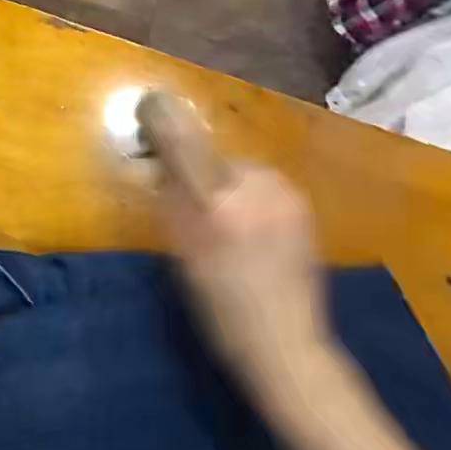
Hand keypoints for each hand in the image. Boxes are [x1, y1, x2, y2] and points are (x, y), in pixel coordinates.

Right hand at [136, 93, 329, 373]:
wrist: (288, 345)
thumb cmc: (220, 308)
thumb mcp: (182, 254)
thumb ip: (168, 199)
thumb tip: (151, 160)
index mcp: (217, 202)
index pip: (183, 140)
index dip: (162, 117)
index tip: (149, 104)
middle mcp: (254, 186)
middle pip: (211, 153)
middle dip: (195, 166)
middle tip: (188, 198)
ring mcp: (284, 193)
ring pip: (236, 168)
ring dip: (223, 181)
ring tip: (225, 221)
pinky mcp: (301, 203)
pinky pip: (260, 183)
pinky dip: (247, 193)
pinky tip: (250, 228)